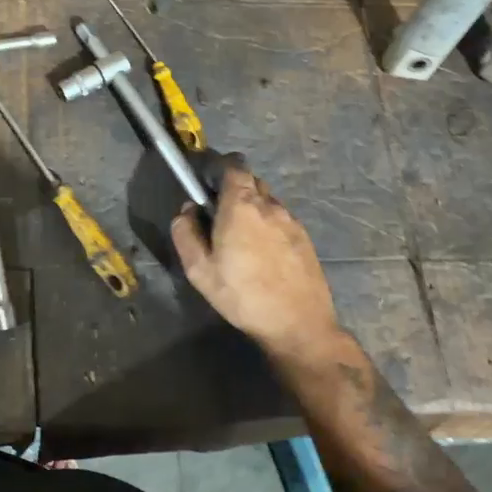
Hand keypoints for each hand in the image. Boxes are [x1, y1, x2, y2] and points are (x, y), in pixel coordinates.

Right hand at [171, 166, 338, 360]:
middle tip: (221, 218)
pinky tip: (265, 257)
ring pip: (268, 203)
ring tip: (244, 242)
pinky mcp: (305, 239)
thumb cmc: (242, 295)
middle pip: (251, 182)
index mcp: (241, 205)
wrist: (298, 325)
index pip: (234, 166)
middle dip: (235, 191)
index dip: (219, 170)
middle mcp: (269, 205)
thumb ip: (185, 233)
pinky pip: (282, 221)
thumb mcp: (199, 270)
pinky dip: (270, 228)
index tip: (208, 186)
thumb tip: (187, 210)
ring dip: (254, 211)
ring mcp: (291, 221)